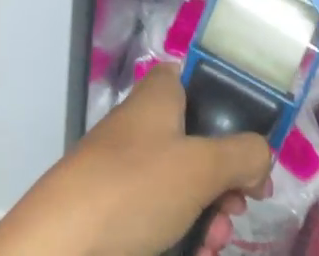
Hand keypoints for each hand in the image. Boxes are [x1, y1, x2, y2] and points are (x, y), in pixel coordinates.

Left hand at [0, 65, 271, 255]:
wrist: (57, 249)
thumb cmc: (133, 189)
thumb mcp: (202, 166)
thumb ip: (245, 154)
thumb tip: (262, 158)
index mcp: (160, 95)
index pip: (202, 80)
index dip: (235, 108)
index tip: (255, 144)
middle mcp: (145, 125)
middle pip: (203, 141)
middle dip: (229, 177)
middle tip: (243, 204)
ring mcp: (130, 169)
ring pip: (187, 184)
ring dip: (212, 212)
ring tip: (216, 239)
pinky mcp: (118, 210)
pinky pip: (164, 214)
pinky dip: (185, 231)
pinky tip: (197, 249)